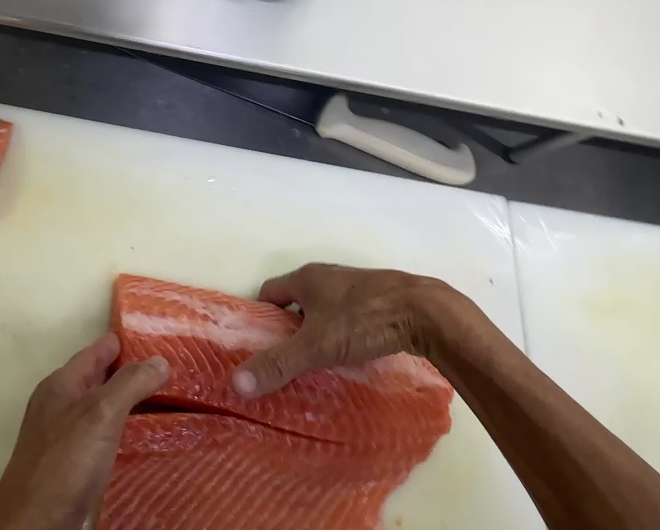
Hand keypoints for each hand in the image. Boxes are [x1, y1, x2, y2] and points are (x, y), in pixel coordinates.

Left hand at [0, 332, 167, 529]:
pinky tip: (142, 440)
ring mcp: (63, 437)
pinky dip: (122, 432)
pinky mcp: (70, 467)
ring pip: (101, 409)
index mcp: (62, 384)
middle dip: (130, 372)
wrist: (33, 526)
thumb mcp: (100, 414)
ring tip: (165, 401)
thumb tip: (160, 359)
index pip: (97, 350)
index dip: (125, 341)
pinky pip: (102, 437)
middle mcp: (59, 405)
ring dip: (128, 403)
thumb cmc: (64, 462)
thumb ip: (130, 383)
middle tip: (171, 370)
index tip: (158, 336)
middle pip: (99, 378)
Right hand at [231, 263, 473, 397]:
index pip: (269, 292)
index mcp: (306, 277)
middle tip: (285, 360)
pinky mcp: (377, 299)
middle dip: (289, 328)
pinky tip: (349, 355)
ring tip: (316, 363)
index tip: (259, 347)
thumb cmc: (362, 321)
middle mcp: (327, 275)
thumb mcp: (316, 345)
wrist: (423, 311)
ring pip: (324, 308)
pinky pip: (348, 315)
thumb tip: (236, 382)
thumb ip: (278, 363)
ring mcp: (354, 286)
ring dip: (316, 330)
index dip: (261, 317)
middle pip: (296, 300)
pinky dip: (341, 332)